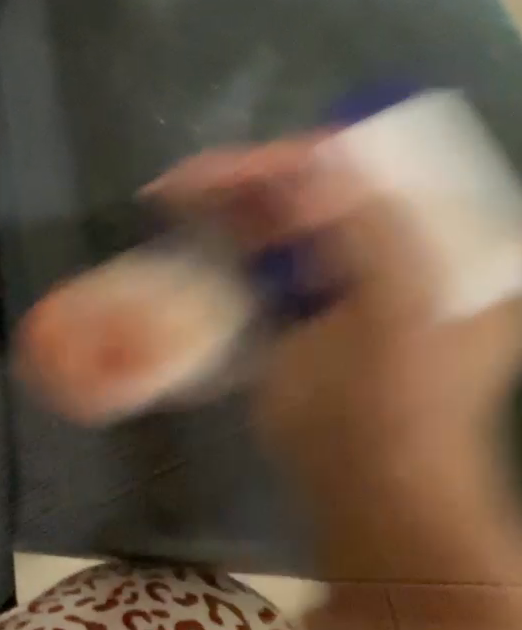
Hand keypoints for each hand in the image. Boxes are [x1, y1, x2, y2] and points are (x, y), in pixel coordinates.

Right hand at [148, 141, 521, 482]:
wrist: (361, 473)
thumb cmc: (396, 398)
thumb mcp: (402, 309)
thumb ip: (370, 231)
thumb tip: (307, 164)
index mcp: (460, 243)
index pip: (386, 169)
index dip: (316, 156)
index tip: (248, 166)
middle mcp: (408, 246)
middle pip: (326, 185)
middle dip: (257, 173)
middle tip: (190, 176)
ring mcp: (349, 272)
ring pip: (285, 212)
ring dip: (230, 195)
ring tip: (170, 189)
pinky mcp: (299, 297)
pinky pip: (259, 246)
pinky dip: (220, 226)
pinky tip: (180, 214)